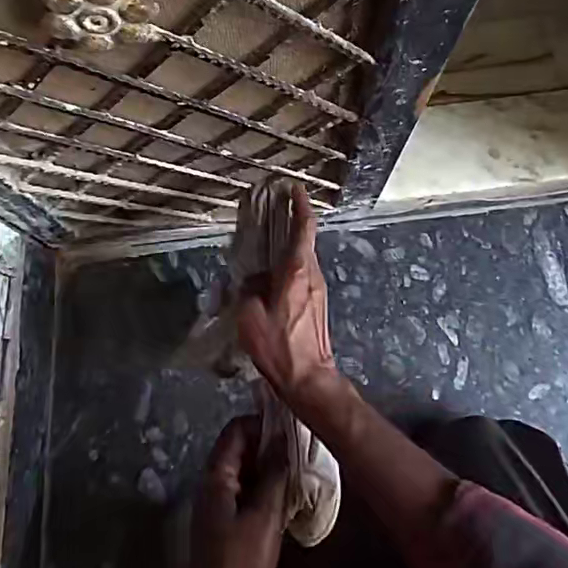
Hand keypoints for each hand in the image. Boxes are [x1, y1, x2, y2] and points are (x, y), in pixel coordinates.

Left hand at [189, 415, 287, 567]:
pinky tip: (287, 496)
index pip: (236, 429)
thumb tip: (283, 437)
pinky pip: (247, 491)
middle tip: (300, 449)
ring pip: (246, 470)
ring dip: (270, 467)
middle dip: (269, 444)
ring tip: (298, 470)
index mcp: (216, 475)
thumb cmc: (239, 565)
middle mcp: (213, 483)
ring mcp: (219, 504)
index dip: (263, 423)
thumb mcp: (263, 518)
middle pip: (240, 447)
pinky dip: (266, 487)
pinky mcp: (227, 524)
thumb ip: (274, 475)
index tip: (291, 426)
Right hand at [236, 184, 343, 411]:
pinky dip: (288, 263)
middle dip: (290, 221)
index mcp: (297, 271)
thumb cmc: (279, 346)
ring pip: (303, 257)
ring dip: (288, 244)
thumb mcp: (250, 316)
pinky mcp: (316, 303)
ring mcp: (318, 289)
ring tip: (266, 240)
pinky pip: (302, 273)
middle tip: (272, 208)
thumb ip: (249, 290)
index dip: (300, 205)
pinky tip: (271, 273)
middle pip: (304, 239)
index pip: (304, 228)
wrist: (309, 379)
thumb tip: (253, 279)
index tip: (294, 188)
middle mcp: (312, 275)